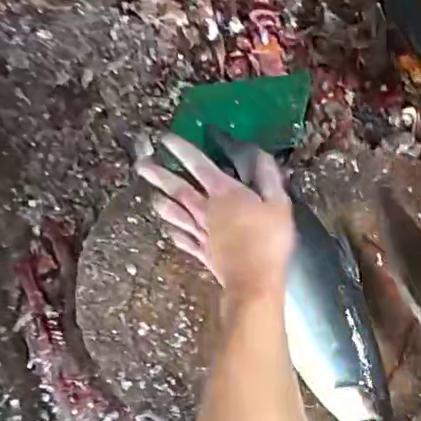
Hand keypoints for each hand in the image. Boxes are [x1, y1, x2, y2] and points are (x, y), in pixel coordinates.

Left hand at [137, 134, 294, 299]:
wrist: (254, 280)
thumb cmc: (269, 240)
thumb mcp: (278, 204)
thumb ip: (268, 177)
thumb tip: (261, 155)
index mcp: (224, 193)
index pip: (198, 164)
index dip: (182, 149)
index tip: (166, 139)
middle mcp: (206, 209)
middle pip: (178, 188)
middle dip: (159, 174)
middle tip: (141, 165)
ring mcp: (202, 233)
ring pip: (176, 214)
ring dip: (163, 204)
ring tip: (153, 197)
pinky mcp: (203, 253)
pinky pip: (185, 241)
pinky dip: (176, 235)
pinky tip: (171, 232)